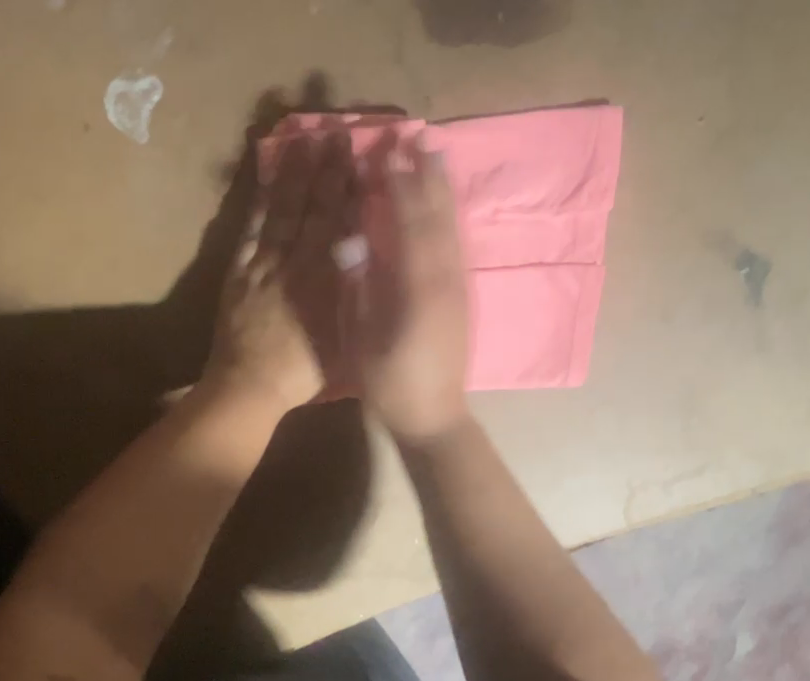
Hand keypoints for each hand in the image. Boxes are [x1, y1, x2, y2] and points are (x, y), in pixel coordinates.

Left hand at [201, 134, 352, 412]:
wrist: (248, 388)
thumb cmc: (301, 374)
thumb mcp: (343, 340)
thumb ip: (355, 300)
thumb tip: (368, 263)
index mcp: (326, 279)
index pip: (342, 223)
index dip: (353, 188)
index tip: (364, 156)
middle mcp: (296, 263)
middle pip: (314, 208)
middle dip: (326, 168)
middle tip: (337, 131)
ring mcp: (264, 265)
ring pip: (282, 211)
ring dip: (294, 174)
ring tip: (304, 138)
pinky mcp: (239, 273)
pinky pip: (251, 230)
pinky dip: (260, 202)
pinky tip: (268, 179)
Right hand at [356, 130, 471, 443]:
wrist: (433, 417)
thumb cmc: (390, 385)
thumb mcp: (362, 341)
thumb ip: (357, 288)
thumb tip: (348, 240)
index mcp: (418, 286)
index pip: (407, 221)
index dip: (395, 183)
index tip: (381, 149)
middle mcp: (445, 277)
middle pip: (437, 214)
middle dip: (425, 174)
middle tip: (415, 135)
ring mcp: (457, 286)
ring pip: (452, 225)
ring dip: (442, 188)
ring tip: (435, 153)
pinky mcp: (460, 296)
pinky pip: (455, 243)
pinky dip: (448, 215)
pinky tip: (442, 204)